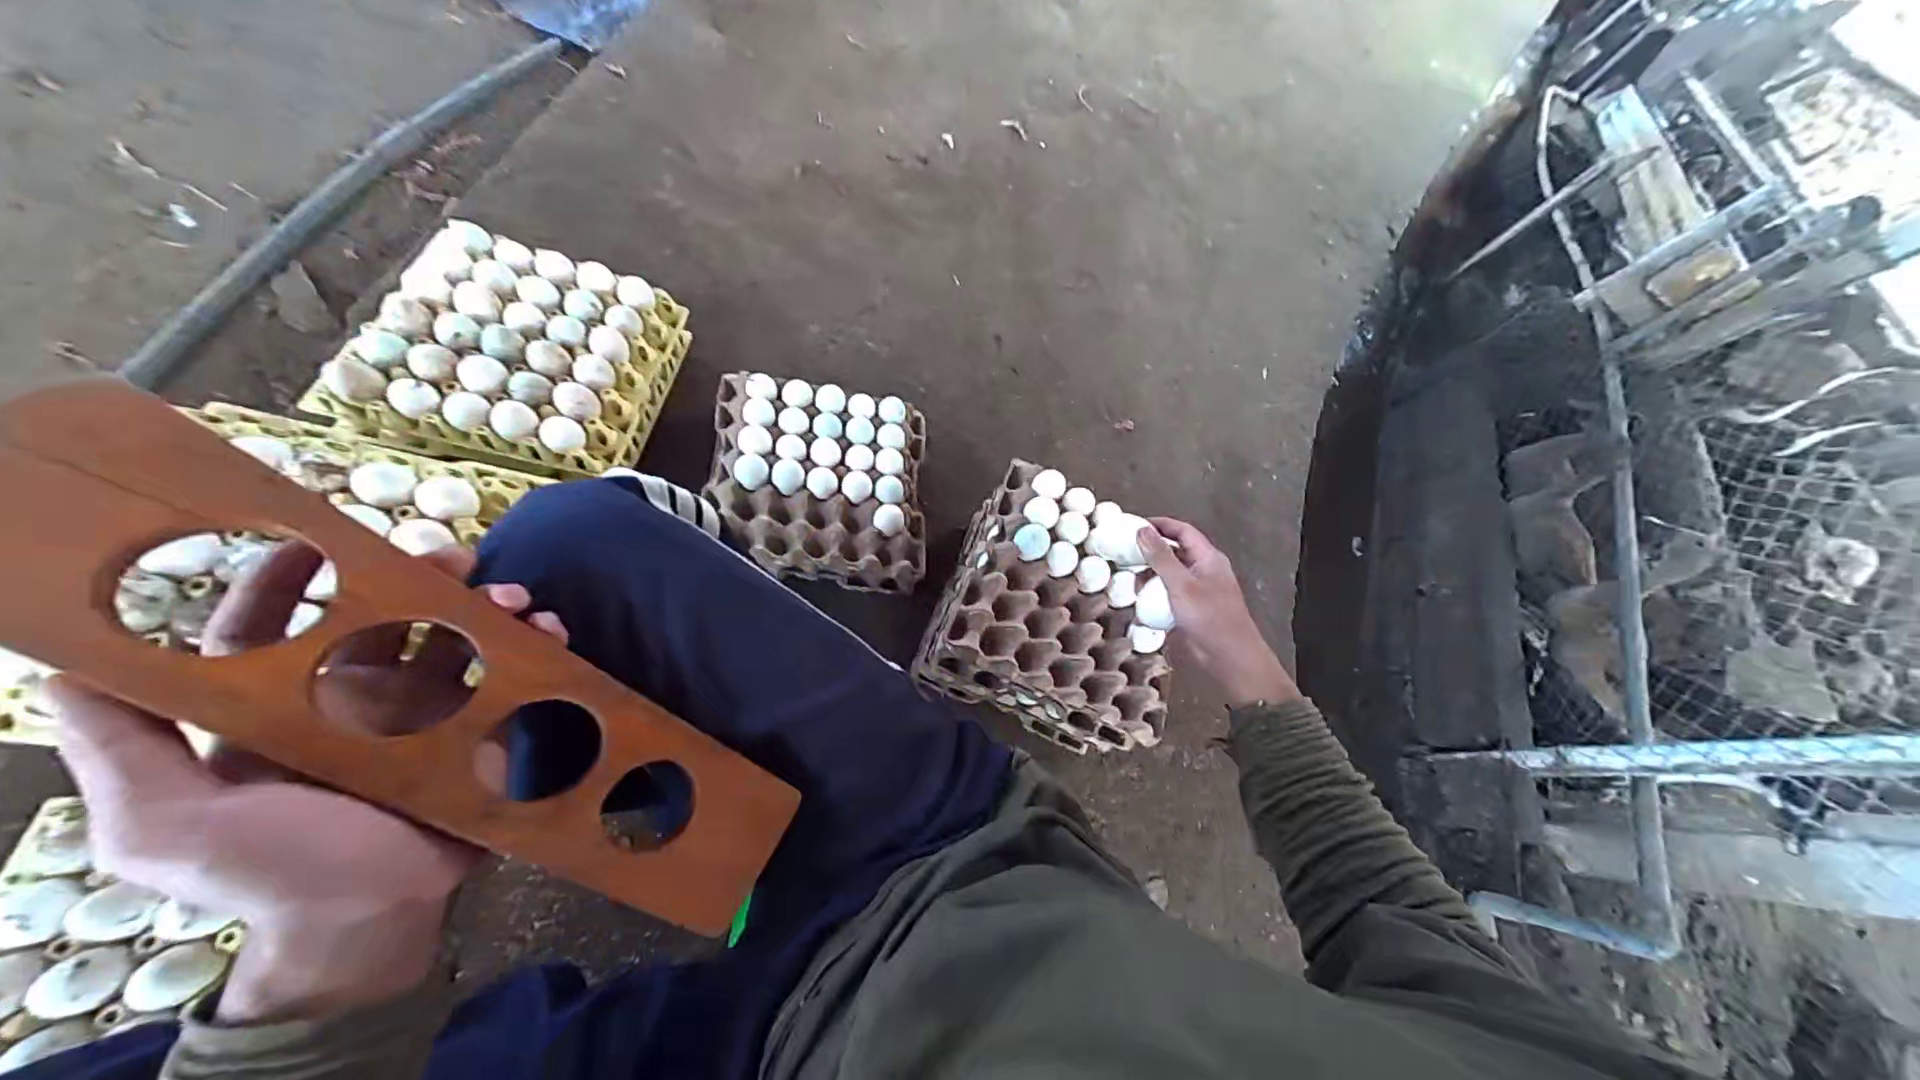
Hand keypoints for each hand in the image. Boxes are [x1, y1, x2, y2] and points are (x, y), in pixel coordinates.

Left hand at [48, 542, 566, 1023]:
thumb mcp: (166, 822)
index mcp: (283, 705)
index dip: (293, 578)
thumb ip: (124, 749)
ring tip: (514, 598)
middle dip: (423, 577)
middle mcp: (355, 696)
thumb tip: (65, 665)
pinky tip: (548, 631)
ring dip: (488, 606)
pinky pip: (509, 675)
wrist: (370, 916)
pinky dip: (534, 645)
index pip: (279, 625)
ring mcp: (425, 710)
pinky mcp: (477, 728)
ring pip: (458, 636)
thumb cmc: (268, 868)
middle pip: (388, 617)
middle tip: (457, 557)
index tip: (318, 537)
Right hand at [1139, 518, 1300, 706]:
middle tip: (1127, 554)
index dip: (1160, 525)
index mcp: (1208, 558)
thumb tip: (1142, 530)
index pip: (1183, 531)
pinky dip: (1154, 594)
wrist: (1229, 657)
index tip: (1135, 525)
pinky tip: (1141, 601)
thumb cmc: (1209, 617)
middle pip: (1175, 552)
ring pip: (1169, 575)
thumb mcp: (1181, 584)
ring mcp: (1197, 591)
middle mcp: (1204, 570)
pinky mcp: (1191, 609)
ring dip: (1150, 576)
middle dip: (1151, 552)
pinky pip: (1169, 594)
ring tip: (1132, 582)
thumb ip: (1161, 557)